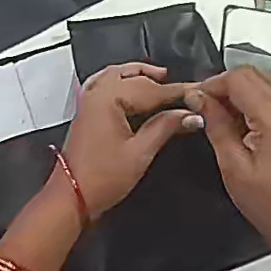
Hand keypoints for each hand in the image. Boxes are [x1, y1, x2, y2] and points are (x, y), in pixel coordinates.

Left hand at [59, 63, 204, 217]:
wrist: (72, 196)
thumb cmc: (101, 178)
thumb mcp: (140, 152)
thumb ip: (165, 127)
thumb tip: (189, 115)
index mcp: (107, 99)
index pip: (150, 89)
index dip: (176, 92)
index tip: (197, 93)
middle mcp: (95, 93)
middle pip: (133, 78)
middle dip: (160, 83)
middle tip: (185, 90)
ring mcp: (88, 101)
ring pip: (116, 75)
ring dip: (138, 74)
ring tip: (161, 77)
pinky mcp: (86, 110)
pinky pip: (103, 83)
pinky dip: (119, 79)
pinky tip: (129, 83)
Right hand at [199, 66, 270, 270]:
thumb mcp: (232, 165)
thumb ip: (215, 125)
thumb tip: (198, 99)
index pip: (237, 78)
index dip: (210, 84)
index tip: (192, 99)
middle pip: (248, 75)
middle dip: (219, 85)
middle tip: (199, 104)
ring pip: (254, 85)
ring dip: (229, 94)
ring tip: (211, 115)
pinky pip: (259, 101)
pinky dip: (239, 105)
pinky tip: (227, 125)